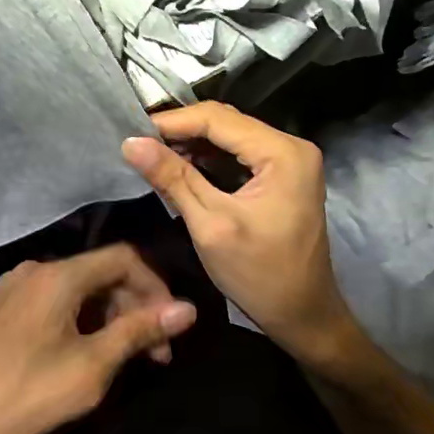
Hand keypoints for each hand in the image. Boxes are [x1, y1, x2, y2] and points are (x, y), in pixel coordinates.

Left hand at [0, 244, 197, 433]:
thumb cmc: (28, 395)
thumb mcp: (93, 366)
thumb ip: (140, 331)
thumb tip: (189, 308)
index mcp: (57, 275)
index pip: (124, 257)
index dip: (156, 287)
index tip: (172, 327)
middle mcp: (33, 270)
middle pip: (100, 274)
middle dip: (134, 308)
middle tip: (155, 355)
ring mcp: (11, 289)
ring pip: (77, 290)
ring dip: (109, 317)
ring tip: (124, 359)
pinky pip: (52, 303)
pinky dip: (80, 321)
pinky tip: (85, 354)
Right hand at [122, 102, 361, 365]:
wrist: (302, 314)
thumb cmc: (258, 275)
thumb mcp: (210, 224)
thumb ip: (173, 178)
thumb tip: (130, 142)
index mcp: (282, 153)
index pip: (217, 119)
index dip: (171, 122)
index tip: (131, 132)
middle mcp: (291, 146)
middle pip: (226, 123)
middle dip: (181, 131)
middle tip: (138, 143)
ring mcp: (290, 161)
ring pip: (231, 138)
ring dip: (192, 144)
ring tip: (152, 154)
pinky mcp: (283, 176)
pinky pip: (240, 156)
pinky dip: (209, 160)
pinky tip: (181, 167)